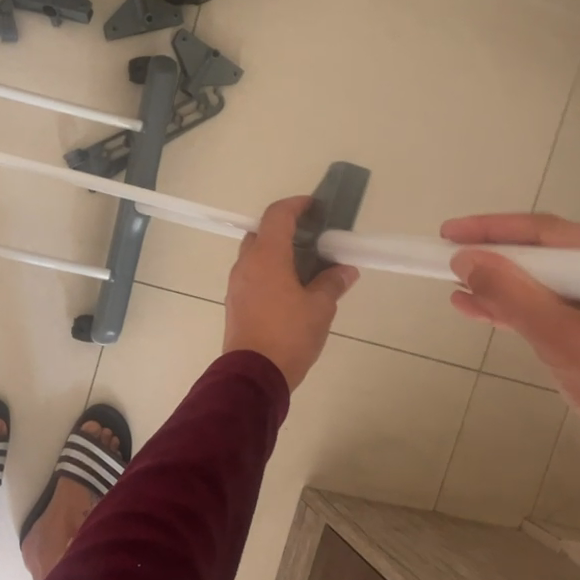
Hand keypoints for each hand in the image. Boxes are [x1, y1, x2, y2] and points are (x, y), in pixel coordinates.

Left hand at [224, 197, 359, 390]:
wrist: (253, 373)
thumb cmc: (288, 334)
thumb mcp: (320, 308)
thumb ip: (332, 283)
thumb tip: (344, 270)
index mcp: (266, 257)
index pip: (277, 216)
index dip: (296, 205)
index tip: (315, 206)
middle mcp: (246, 265)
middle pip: (261, 234)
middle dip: (285, 230)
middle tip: (312, 239)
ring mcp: (236, 286)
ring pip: (255, 257)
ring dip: (277, 254)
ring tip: (306, 266)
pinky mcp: (235, 305)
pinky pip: (252, 277)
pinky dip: (269, 273)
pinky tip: (291, 290)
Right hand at [440, 213, 579, 457]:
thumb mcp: (562, 340)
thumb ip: (512, 295)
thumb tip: (464, 258)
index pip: (551, 233)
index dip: (494, 229)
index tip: (446, 234)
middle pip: (550, 255)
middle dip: (496, 257)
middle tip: (446, 258)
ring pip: (548, 285)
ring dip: (502, 286)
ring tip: (455, 287)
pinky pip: (554, 310)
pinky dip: (518, 310)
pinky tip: (480, 310)